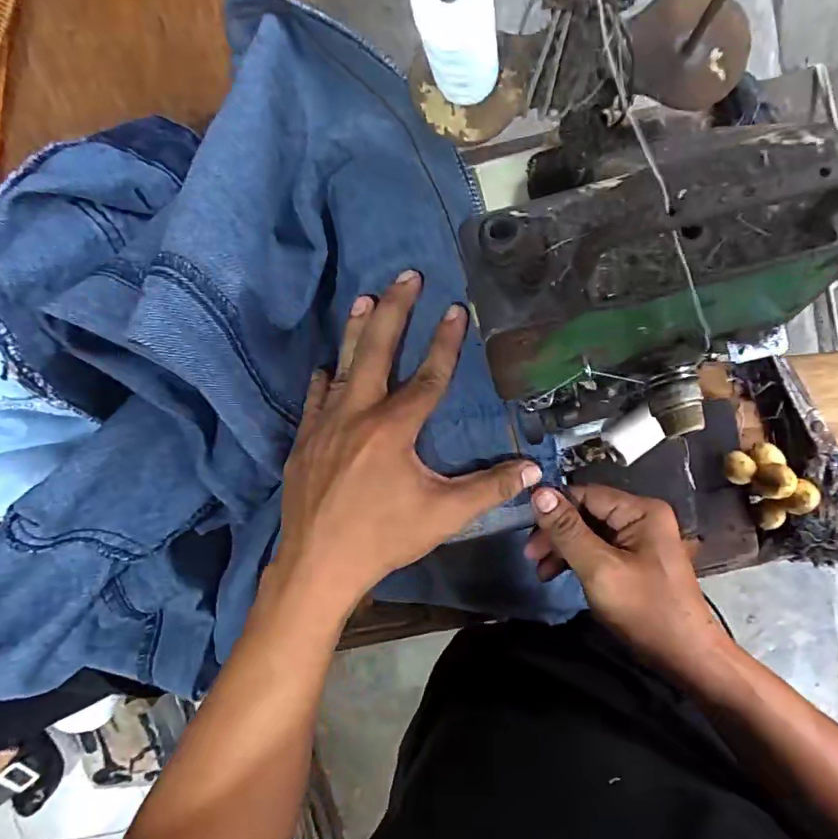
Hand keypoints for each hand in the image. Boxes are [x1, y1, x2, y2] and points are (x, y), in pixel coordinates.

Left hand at [270, 270, 541, 614]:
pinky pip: (314, 399)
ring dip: (354, 330)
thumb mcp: (444, 515)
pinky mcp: (304, 442)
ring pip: (342, 366)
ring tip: (363, 297)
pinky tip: (325, 367)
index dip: (444, 341)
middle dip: (394, 310)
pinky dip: (323, 380)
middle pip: (377, 350)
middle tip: (406, 275)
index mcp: (394, 428)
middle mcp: (358, 414)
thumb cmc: (383, 538)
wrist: (318, 563)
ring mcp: (325, 425)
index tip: (454, 308)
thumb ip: (489, 488)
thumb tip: (533, 471)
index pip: (428, 376)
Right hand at [525, 485, 733, 670]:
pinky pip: (599, 549)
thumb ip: (567, 530)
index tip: (526, 533)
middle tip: (531, 557)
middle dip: (556, 532)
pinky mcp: (636, 560)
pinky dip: (577, 560)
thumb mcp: (599, 567)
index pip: (586, 494)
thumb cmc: (643, 608)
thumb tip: (539, 492)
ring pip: (590, 532)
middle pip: (587, 512)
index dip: (554, 508)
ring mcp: (641, 539)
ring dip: (563, 548)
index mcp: (641, 510)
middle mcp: (643, 517)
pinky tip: (560, 575)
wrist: (683, 654)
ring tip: (541, 572)